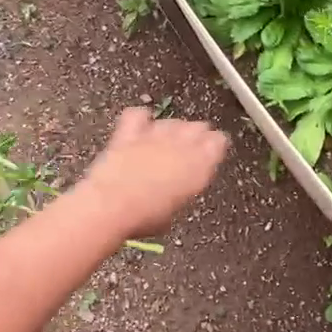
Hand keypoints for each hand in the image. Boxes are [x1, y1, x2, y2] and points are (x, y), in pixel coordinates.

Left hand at [75, 108, 227, 237]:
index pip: (219, 141)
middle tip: (189, 150)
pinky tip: (142, 125)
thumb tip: (176, 188)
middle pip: (198, 126)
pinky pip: (139, 115)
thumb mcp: (176, 209)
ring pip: (172, 120)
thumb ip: (184, 188)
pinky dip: (142, 118)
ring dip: (172, 129)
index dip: (214, 146)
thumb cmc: (146, 217)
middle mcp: (182, 144)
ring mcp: (155, 135)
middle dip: (196, 135)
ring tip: (167, 141)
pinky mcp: (129, 133)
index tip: (211, 154)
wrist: (112, 206)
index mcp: (201, 164)